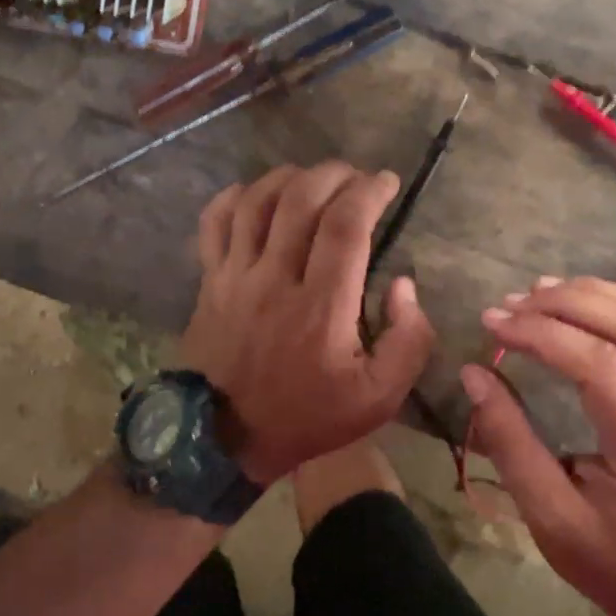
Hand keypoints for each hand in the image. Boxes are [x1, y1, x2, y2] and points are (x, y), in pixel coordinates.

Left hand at [180, 163, 435, 485]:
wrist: (222, 440)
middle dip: (334, 175)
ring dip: (288, 178)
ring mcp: (234, 276)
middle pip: (300, 200)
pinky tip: (253, 194)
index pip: (345, 226)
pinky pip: (213, 224)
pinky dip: (233, 198)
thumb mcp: (377, 399)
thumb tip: (403, 284)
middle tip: (355, 177)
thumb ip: (407, 341)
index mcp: (321, 306)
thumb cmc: (305, 418)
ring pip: (256, 202)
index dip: (369, 192)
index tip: (387, 182)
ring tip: (312, 178)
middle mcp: (274, 278)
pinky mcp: (209, 281)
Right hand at [460, 277, 615, 615]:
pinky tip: (572, 302)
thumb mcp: (548, 516)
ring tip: (534, 292)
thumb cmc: (607, 560)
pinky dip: (612, 303)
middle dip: (567, 303)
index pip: (603, 367)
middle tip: (509, 304)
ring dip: (591, 295)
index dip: (543, 334)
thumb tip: (473, 373)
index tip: (491, 323)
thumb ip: (510, 442)